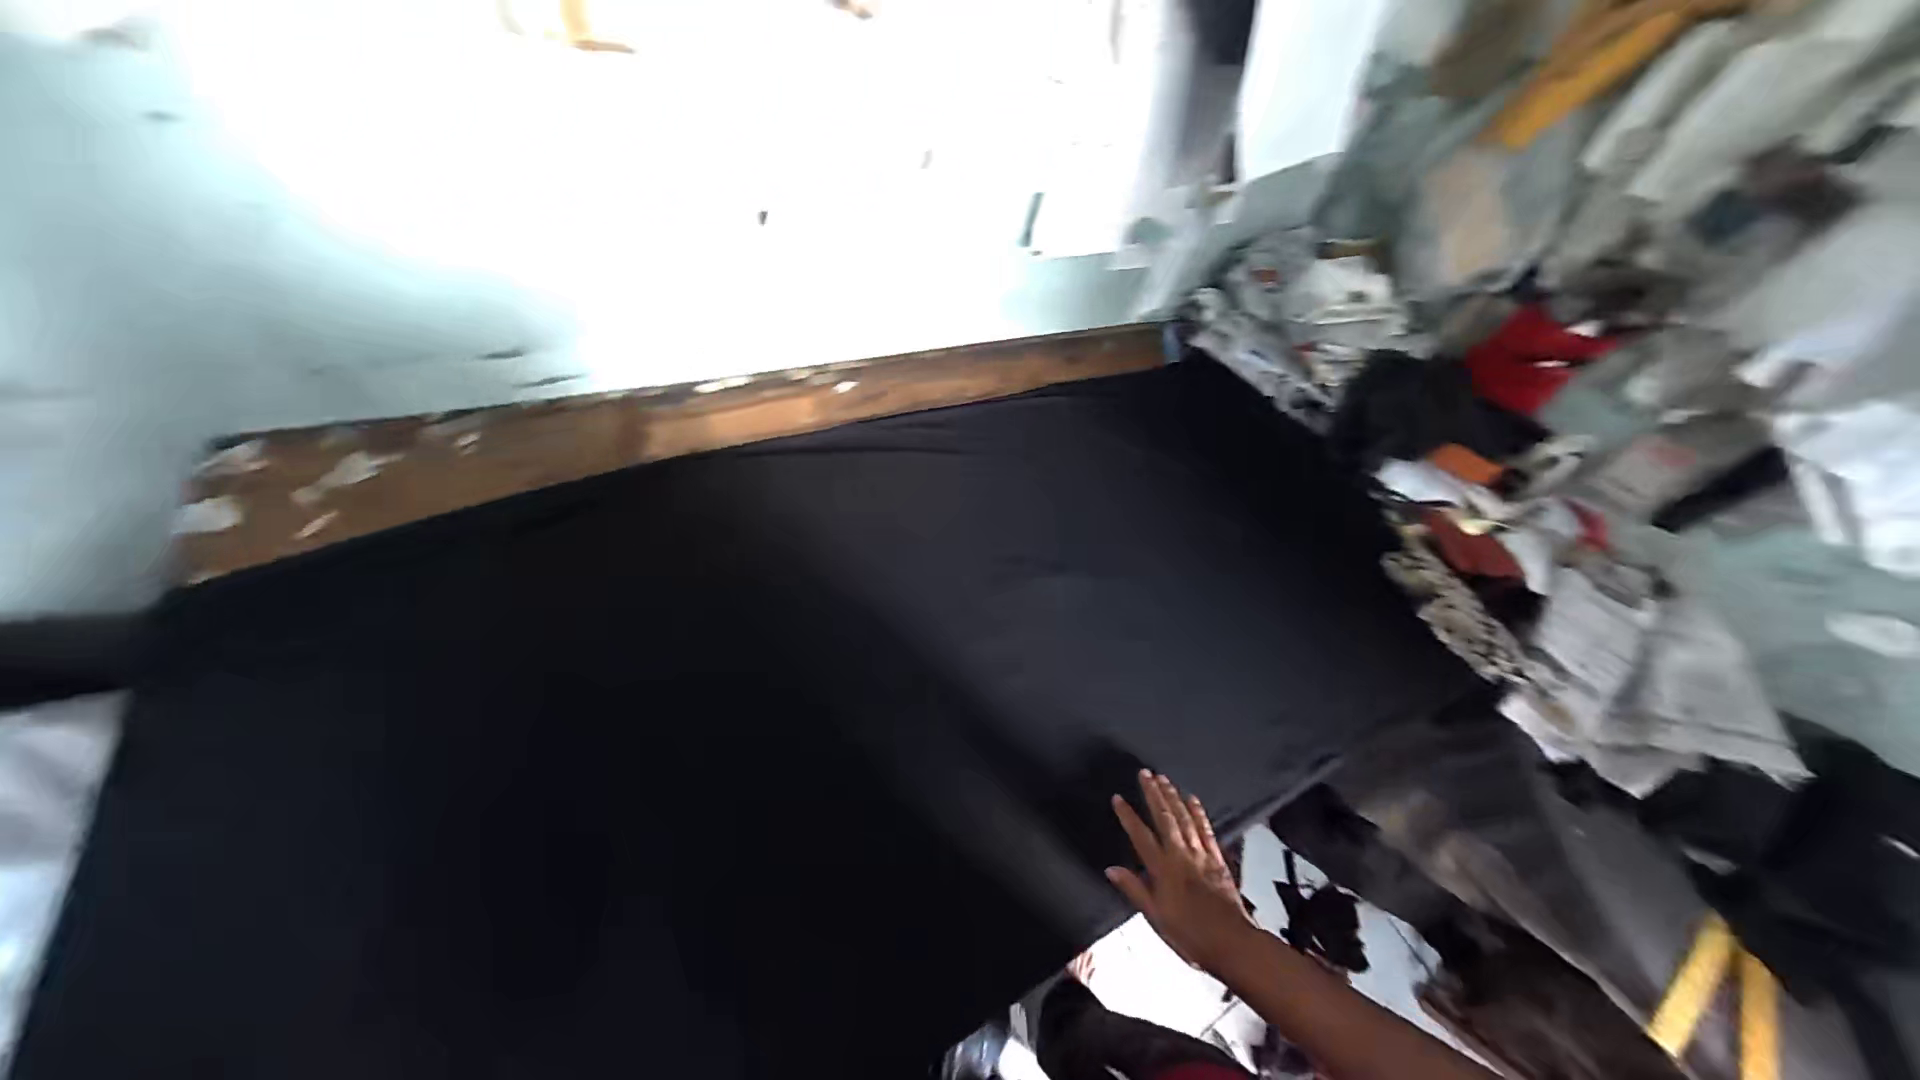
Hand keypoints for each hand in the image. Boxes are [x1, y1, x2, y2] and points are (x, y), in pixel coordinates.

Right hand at [1106, 771, 1258, 973]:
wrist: (1233, 945)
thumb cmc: (1190, 936)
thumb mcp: (1156, 918)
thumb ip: (1134, 890)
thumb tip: (1111, 869)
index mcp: (1162, 870)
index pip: (1140, 836)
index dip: (1128, 815)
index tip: (1118, 798)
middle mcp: (1180, 856)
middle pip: (1164, 818)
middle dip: (1153, 794)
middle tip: (1145, 773)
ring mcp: (1201, 855)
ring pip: (1184, 819)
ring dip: (1173, 796)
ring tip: (1164, 778)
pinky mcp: (1218, 860)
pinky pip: (1206, 830)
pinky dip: (1198, 813)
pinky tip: (1193, 799)